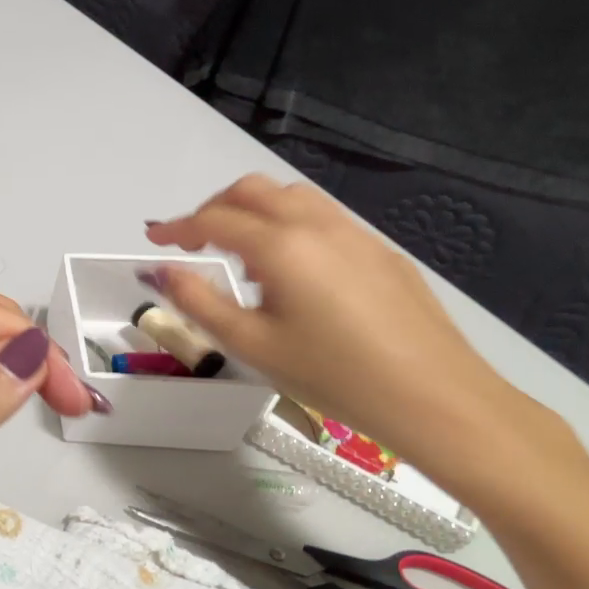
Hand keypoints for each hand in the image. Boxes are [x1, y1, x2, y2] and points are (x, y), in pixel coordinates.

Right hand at [145, 174, 522, 462]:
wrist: (436, 397)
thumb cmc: (332, 375)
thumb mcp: (251, 345)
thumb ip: (198, 302)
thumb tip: (161, 271)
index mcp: (281, 247)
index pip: (214, 219)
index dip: (177, 227)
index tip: (152, 241)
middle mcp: (317, 226)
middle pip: (253, 190)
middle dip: (214, 208)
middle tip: (193, 243)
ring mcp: (356, 235)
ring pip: (292, 197)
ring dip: (254, 212)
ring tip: (241, 258)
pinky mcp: (382, 253)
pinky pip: (324, 219)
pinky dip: (289, 226)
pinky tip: (292, 274)